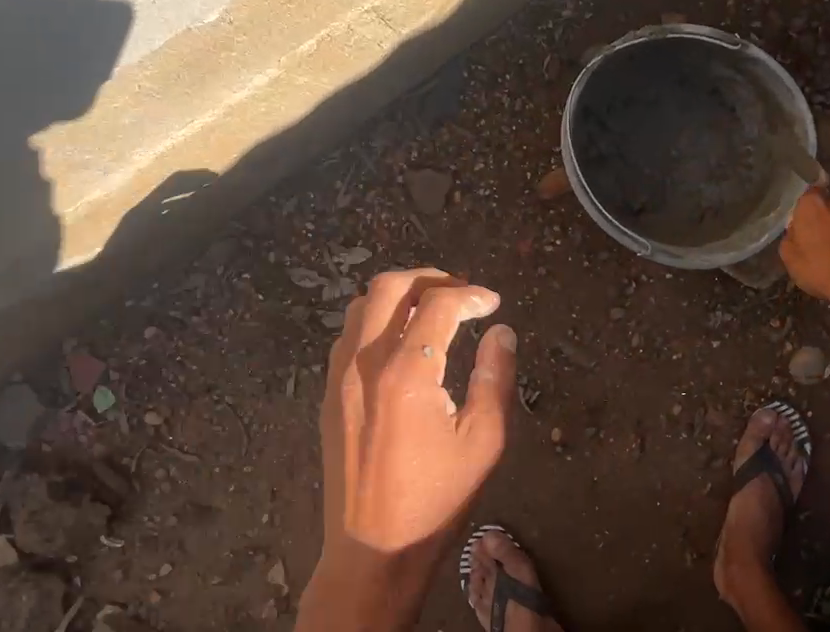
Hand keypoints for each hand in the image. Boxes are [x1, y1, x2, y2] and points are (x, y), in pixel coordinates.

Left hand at [301, 269, 516, 630]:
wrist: (372, 552)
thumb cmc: (435, 499)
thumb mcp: (484, 441)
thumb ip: (496, 377)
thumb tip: (501, 332)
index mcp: (407, 372)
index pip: (440, 304)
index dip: (472, 294)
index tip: (493, 303)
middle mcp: (366, 362)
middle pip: (391, 287)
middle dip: (430, 278)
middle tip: (460, 291)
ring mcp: (340, 377)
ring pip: (362, 305)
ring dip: (399, 295)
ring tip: (430, 309)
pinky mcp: (328, 395)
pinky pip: (347, 334)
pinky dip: (375, 319)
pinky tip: (399, 341)